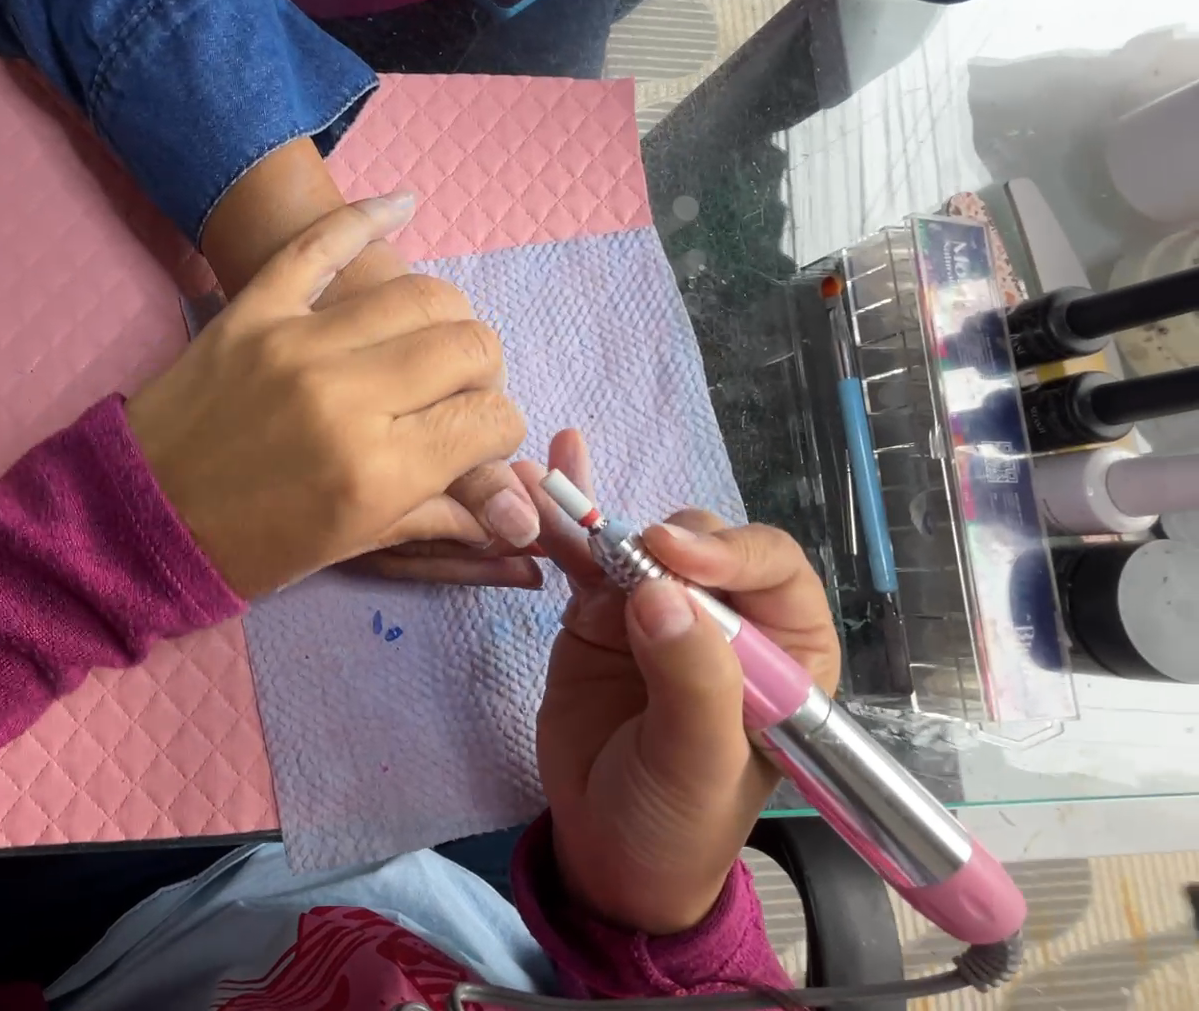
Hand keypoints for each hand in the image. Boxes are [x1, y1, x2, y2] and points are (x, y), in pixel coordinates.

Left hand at [201, 141, 546, 588]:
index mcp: (376, 473)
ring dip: (444, 315)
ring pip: (419, 293)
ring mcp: (296, 342)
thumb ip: (436, 515)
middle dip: (483, 372)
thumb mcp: (345, 545)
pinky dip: (368, 218)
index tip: (481, 437)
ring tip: (427, 341)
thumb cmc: (245, 547)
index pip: (490, 420)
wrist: (138, 518)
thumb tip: (521, 513)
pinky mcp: (252, 309)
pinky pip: (322, 241)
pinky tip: (404, 206)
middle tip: (455, 394)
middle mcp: (347, 398)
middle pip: (470, 344)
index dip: (500, 430)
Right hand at [517, 430, 839, 934]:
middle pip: (698, 545)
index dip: (727, 551)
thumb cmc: (677, 820)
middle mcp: (722, 619)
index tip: (667, 552)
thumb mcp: (698, 766)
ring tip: (545, 472)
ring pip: (629, 544)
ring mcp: (652, 612)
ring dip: (588, 508)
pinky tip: (537, 481)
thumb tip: (657, 592)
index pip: (773, 573)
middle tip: (611, 550)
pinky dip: (556, 530)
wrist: (605, 846)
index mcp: (781, 652)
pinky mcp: (596, 616)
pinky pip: (578, 564)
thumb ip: (691, 681)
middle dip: (655, 536)